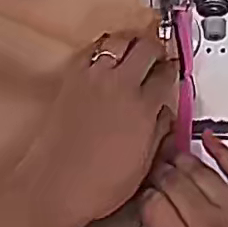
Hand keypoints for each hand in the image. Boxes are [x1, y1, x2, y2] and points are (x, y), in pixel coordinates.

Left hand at [12, 28, 178, 226]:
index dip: (172, 70)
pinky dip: (102, 48)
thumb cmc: (99, 184)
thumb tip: (165, 113)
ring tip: (133, 50)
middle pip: (146, 47)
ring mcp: (95, 78)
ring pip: (119, 40)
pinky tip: (105, 58)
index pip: (166, 74)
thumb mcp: (143, 164)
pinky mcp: (72, 78)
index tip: (171, 71)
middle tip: (156, 55)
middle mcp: (121, 86)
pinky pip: (91, 49)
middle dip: (156, 48)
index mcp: (143, 108)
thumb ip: (158, 131)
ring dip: (130, 42)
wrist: (55, 185)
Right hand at [140, 131, 227, 226]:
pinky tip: (207, 140)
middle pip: (176, 182)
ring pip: (201, 170)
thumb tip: (158, 216)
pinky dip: (222, 150)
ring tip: (169, 152)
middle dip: (159, 173)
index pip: (154, 206)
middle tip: (151, 169)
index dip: (144, 197)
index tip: (142, 195)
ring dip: (182, 159)